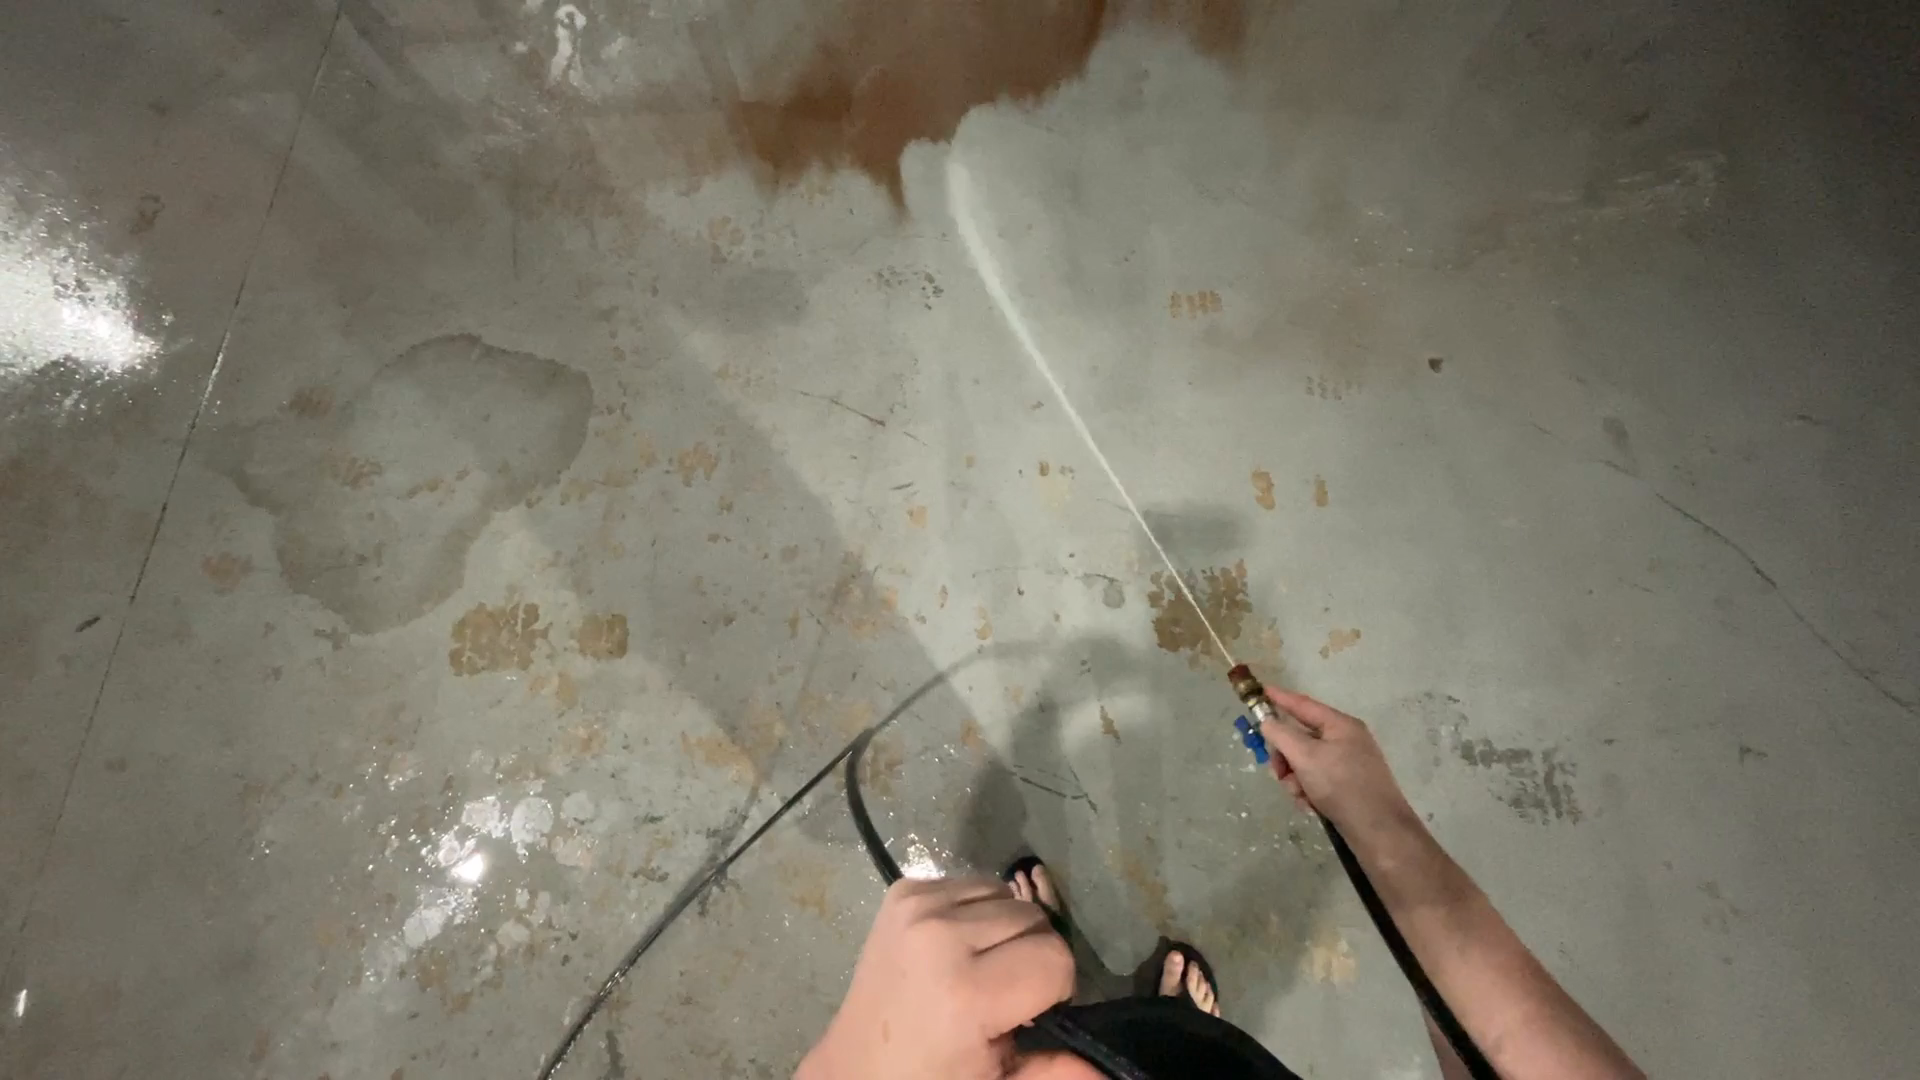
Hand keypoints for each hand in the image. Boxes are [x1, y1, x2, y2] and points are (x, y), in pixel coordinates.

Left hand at [797, 876, 1094, 1079]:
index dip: (1056, 989)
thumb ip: (1054, 1072)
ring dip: (1006, 928)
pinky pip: (970, 883)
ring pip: (1004, 893)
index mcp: (965, 991)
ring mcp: (917, 904)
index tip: (1033, 1015)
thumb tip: (1108, 1068)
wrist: (854, 1069)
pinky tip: (956, 946)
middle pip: (1033, 918)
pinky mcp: (904, 889)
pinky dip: (976, 911)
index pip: (1054, 958)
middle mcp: (940, 933)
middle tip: (1007, 996)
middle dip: (1033, 955)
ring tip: (981, 967)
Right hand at [1259, 687, 1418, 840]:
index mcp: (1340, 725)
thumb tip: (1267, 722)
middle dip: (1284, 755)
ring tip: (1297, 793)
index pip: (1302, 704)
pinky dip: (1307, 790)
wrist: (1379, 832)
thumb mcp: (1305, 756)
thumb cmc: (1341, 785)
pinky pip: (1316, 779)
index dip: (1278, 698)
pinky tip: (1308, 804)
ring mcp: (1348, 764)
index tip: (1258, 692)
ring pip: (1305, 761)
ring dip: (1294, 777)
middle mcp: (1346, 740)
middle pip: (1300, 737)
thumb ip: (1280, 734)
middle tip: (1276, 771)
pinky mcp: (1347, 786)